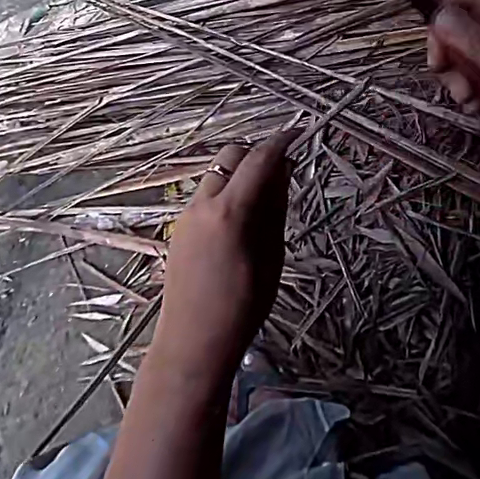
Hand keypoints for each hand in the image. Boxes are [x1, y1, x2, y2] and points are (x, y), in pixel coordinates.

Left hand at [153, 130, 296, 382]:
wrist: (192, 344)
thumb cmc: (242, 306)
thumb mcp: (272, 255)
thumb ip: (276, 208)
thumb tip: (283, 171)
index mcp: (231, 210)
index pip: (260, 158)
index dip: (281, 142)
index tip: (299, 134)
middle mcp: (204, 204)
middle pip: (232, 154)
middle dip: (258, 153)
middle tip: (282, 170)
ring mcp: (187, 215)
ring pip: (218, 173)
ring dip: (242, 173)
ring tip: (265, 199)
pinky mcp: (180, 228)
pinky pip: (208, 195)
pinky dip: (228, 191)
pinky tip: (243, 220)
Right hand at [425, 0, 479, 156]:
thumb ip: (476, 43)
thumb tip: (442, 14)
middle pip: (461, 22)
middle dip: (447, 46)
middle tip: (440, 67)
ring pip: (459, 50)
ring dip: (455, 73)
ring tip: (468, 96)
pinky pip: (466, 71)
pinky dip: (463, 86)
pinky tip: (475, 103)